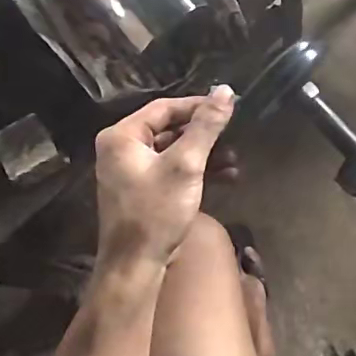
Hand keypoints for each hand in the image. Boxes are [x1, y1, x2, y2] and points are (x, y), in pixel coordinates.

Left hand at [93, 86, 234, 266]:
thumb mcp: (186, 164)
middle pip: (169, 127)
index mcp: (122, 137)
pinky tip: (225, 176)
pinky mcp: (142, 189)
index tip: (228, 107)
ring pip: (173, 149)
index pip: (165, 107)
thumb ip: (206, 126)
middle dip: (204, 133)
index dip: (198, 105)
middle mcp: (121, 149)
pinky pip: (171, 168)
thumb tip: (226, 91)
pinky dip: (196, 169)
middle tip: (232, 134)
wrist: (136, 265)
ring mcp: (130, 171)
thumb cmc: (157, 211)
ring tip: (234, 160)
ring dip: (204, 153)